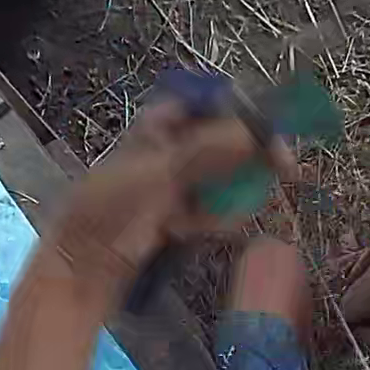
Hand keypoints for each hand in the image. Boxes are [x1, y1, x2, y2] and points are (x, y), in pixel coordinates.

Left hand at [48, 96, 284, 295]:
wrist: (86, 263)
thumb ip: (210, 150)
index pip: (216, 107)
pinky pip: (213, 210)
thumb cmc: (112, 207)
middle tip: (283, 171)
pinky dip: (216, 219)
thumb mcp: (160, 171)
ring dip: (232, 195)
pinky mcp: (180, 215)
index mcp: (162, 123)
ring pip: (225, 180)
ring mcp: (178, 184)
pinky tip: (201, 229)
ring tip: (222, 210)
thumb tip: (256, 134)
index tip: (276, 136)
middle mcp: (173, 148)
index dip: (249, 117)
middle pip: (227, 144)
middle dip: (250, 160)